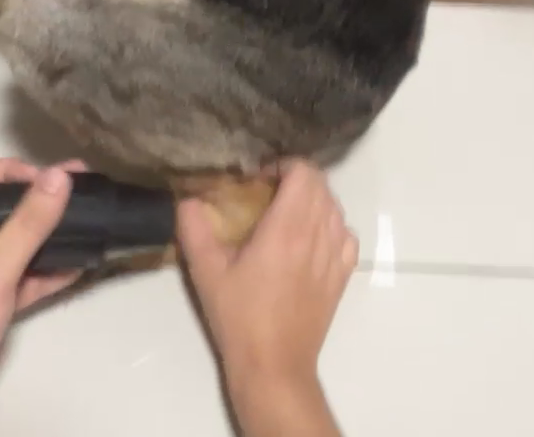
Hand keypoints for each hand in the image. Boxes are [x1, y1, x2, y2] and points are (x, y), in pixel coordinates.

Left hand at [0, 158, 86, 436]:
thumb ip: (25, 226)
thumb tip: (58, 175)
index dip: (17, 172)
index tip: (54, 177)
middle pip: (7, 210)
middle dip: (44, 199)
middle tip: (84, 188)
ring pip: (22, 244)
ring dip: (54, 233)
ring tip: (91, 220)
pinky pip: (30, 279)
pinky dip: (55, 270)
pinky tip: (82, 263)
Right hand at [178, 160, 357, 395]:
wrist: (274, 367)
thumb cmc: (240, 317)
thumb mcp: (206, 272)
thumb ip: (194, 228)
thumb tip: (187, 198)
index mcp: (287, 228)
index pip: (304, 172)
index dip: (283, 165)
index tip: (259, 179)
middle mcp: (317, 235)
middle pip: (321, 184)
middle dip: (295, 179)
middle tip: (268, 193)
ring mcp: (335, 255)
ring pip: (334, 206)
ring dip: (313, 200)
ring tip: (286, 215)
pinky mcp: (343, 275)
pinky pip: (345, 233)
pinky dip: (330, 225)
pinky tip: (309, 239)